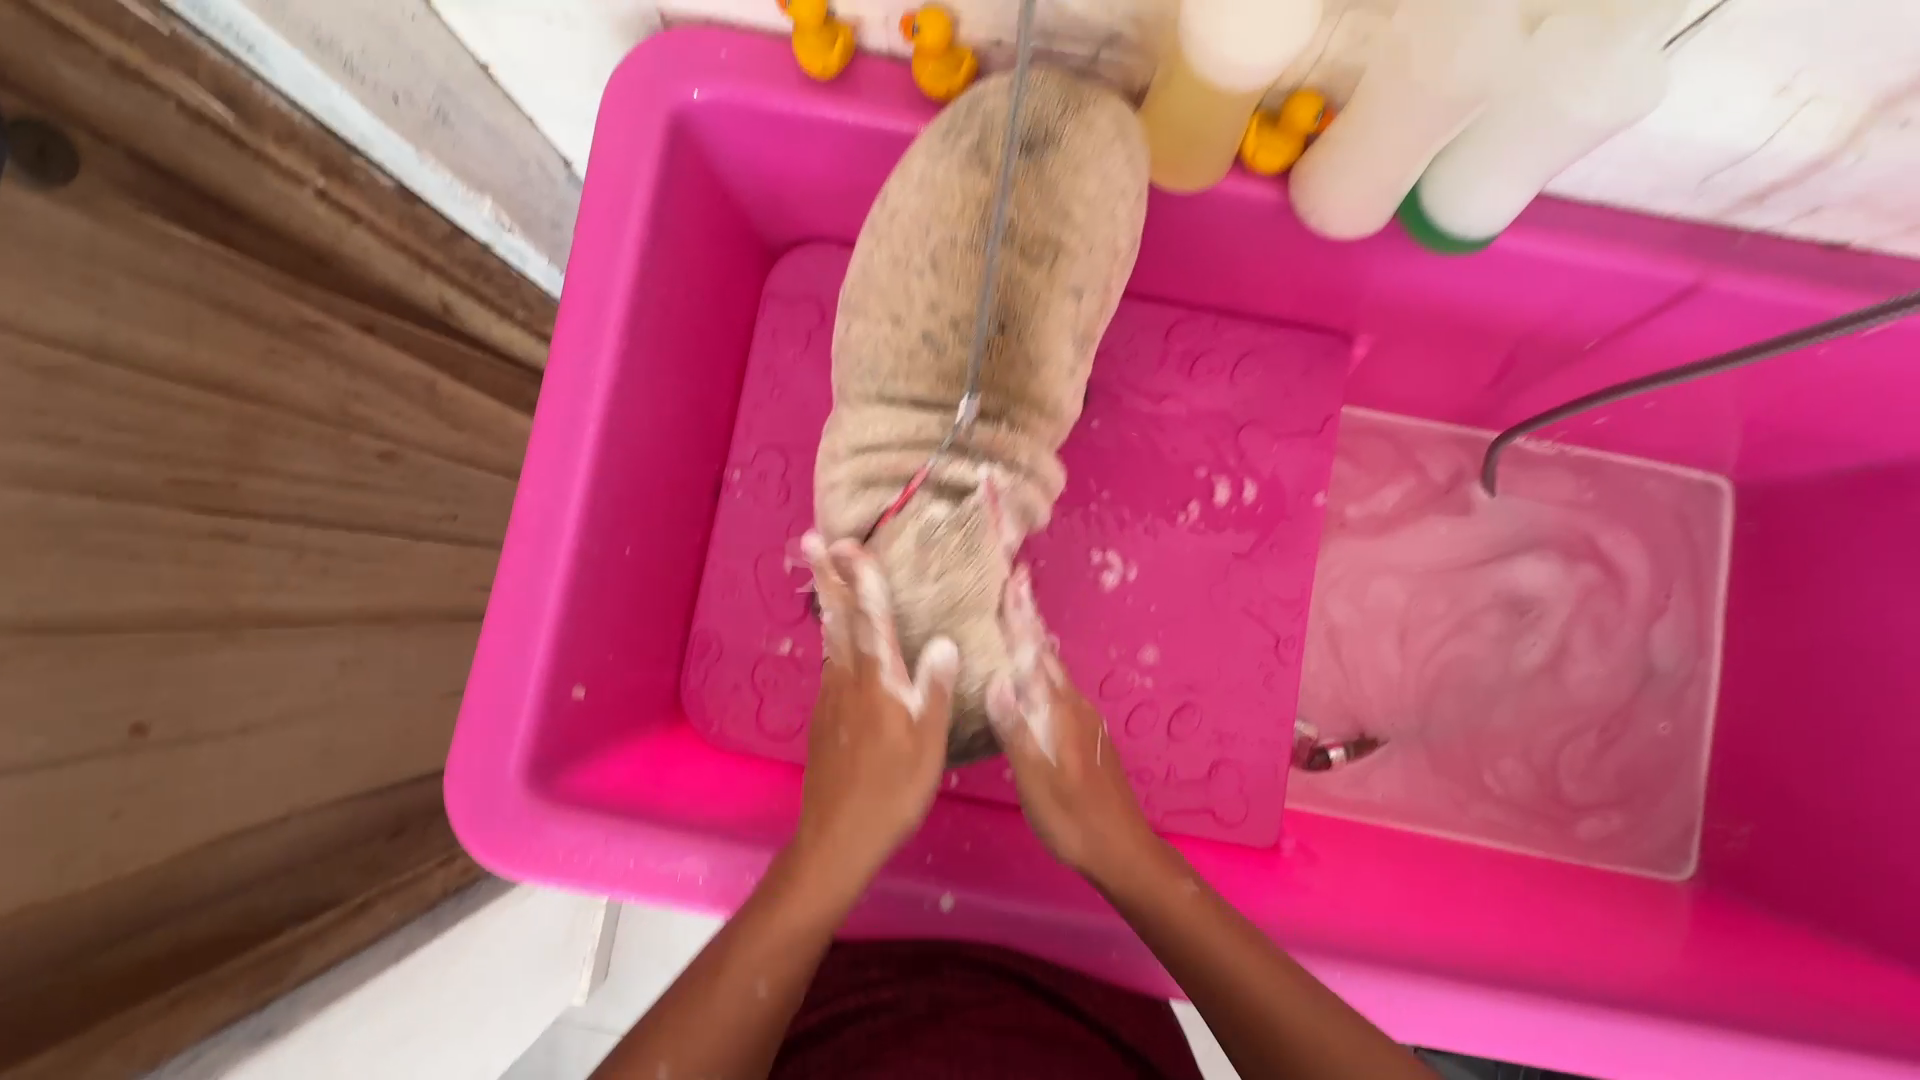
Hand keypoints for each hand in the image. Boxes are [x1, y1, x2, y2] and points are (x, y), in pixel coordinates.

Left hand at [793, 533, 958, 887]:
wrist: (837, 838)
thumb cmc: (892, 791)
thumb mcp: (927, 743)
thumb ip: (934, 690)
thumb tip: (944, 642)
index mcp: (877, 681)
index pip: (870, 618)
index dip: (862, 578)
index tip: (848, 543)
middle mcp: (847, 680)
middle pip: (836, 618)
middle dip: (825, 576)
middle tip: (808, 540)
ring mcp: (830, 698)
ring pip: (829, 639)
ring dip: (827, 601)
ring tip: (823, 575)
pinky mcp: (823, 717)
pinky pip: (830, 663)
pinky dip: (832, 637)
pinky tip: (839, 642)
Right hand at [986, 566, 1156, 882]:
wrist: (1121, 848)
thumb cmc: (1072, 818)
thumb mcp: (1036, 780)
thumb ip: (1017, 729)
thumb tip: (996, 679)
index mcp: (1058, 711)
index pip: (1034, 653)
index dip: (1021, 617)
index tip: (1013, 579)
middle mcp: (1073, 705)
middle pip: (1045, 653)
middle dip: (1028, 618)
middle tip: (1012, 585)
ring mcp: (1082, 719)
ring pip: (1053, 669)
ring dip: (1035, 640)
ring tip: (1017, 618)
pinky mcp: (1084, 733)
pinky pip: (1057, 686)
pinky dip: (1041, 666)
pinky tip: (1033, 675)